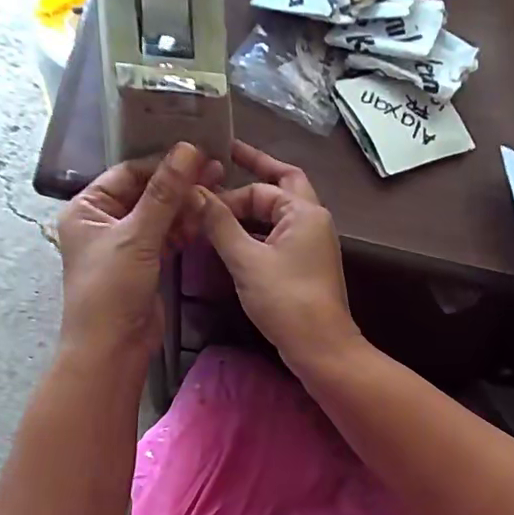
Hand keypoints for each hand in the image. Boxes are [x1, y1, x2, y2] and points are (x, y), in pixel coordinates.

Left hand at [56, 143, 221, 362]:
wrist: (113, 348)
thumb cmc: (112, 290)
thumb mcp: (137, 237)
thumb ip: (164, 194)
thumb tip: (188, 150)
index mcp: (88, 208)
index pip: (129, 173)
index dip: (163, 164)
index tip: (199, 156)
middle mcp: (104, 222)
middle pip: (147, 193)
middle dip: (179, 186)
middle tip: (217, 173)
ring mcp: (126, 244)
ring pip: (160, 215)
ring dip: (185, 208)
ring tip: (216, 196)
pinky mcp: (145, 264)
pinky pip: (167, 237)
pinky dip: (184, 230)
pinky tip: (205, 222)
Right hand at [199, 141, 362, 365]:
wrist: (320, 347)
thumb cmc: (286, 300)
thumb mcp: (246, 260)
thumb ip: (219, 224)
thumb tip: (193, 193)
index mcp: (305, 212)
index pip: (265, 185)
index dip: (232, 189)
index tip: (201, 190)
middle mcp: (313, 221)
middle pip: (280, 188)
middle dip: (252, 177)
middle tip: (219, 167)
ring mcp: (311, 245)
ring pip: (277, 215)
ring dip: (250, 210)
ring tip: (213, 209)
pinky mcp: (304, 266)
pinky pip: (277, 237)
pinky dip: (255, 233)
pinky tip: (230, 240)